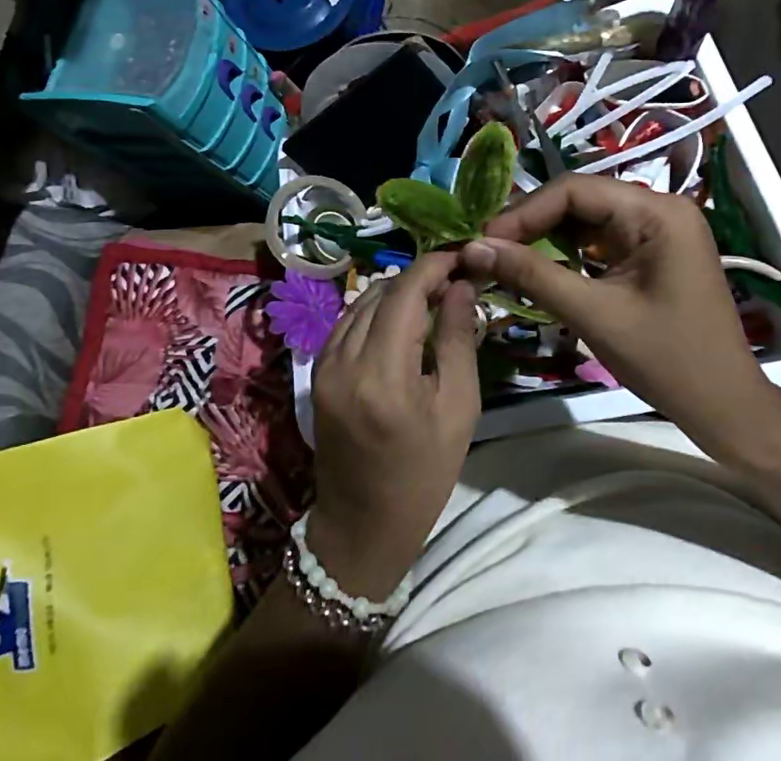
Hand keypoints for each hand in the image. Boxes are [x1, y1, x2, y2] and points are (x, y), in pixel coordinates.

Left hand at [305, 252, 479, 600]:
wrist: (364, 523)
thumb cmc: (424, 473)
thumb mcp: (458, 407)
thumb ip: (458, 339)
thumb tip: (462, 286)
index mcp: (384, 373)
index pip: (406, 293)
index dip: (435, 265)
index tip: (464, 256)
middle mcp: (345, 360)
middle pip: (382, 292)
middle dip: (420, 278)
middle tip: (456, 281)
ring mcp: (324, 366)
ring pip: (361, 303)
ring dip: (397, 293)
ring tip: (434, 300)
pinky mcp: (317, 373)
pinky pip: (347, 324)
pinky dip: (376, 313)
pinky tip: (402, 323)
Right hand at [459, 175, 768, 436]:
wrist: (723, 405)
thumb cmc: (666, 359)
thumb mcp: (594, 314)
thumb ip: (533, 275)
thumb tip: (474, 248)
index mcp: (657, 213)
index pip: (575, 189)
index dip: (524, 211)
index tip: (483, 240)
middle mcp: (661, 209)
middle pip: (581, 199)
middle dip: (531, 223)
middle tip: (488, 250)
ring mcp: (660, 231)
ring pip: (588, 220)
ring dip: (546, 237)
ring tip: (504, 257)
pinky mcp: (654, 254)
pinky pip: (602, 241)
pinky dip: (568, 253)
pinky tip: (537, 267)